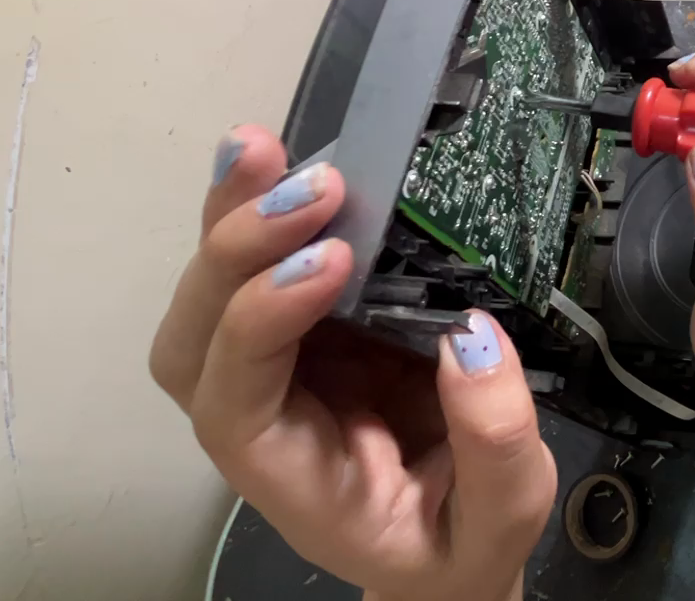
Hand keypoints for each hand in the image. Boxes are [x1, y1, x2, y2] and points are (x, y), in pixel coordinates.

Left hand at [149, 125, 556, 600]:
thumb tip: (473, 333)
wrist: (447, 547)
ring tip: (266, 147)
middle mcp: (266, 414)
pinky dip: (263, 208)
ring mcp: (288, 363)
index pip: (233, 404)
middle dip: (234, 256)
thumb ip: (495, 442)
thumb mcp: (501, 516)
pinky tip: (283, 156)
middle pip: (194, 340)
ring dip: (231, 216)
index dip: (261, 326)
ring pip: (213, 294)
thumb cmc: (464, 542)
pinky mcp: (323, 324)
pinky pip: (269, 265)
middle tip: (314, 187)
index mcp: (294, 476)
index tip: (331, 258)